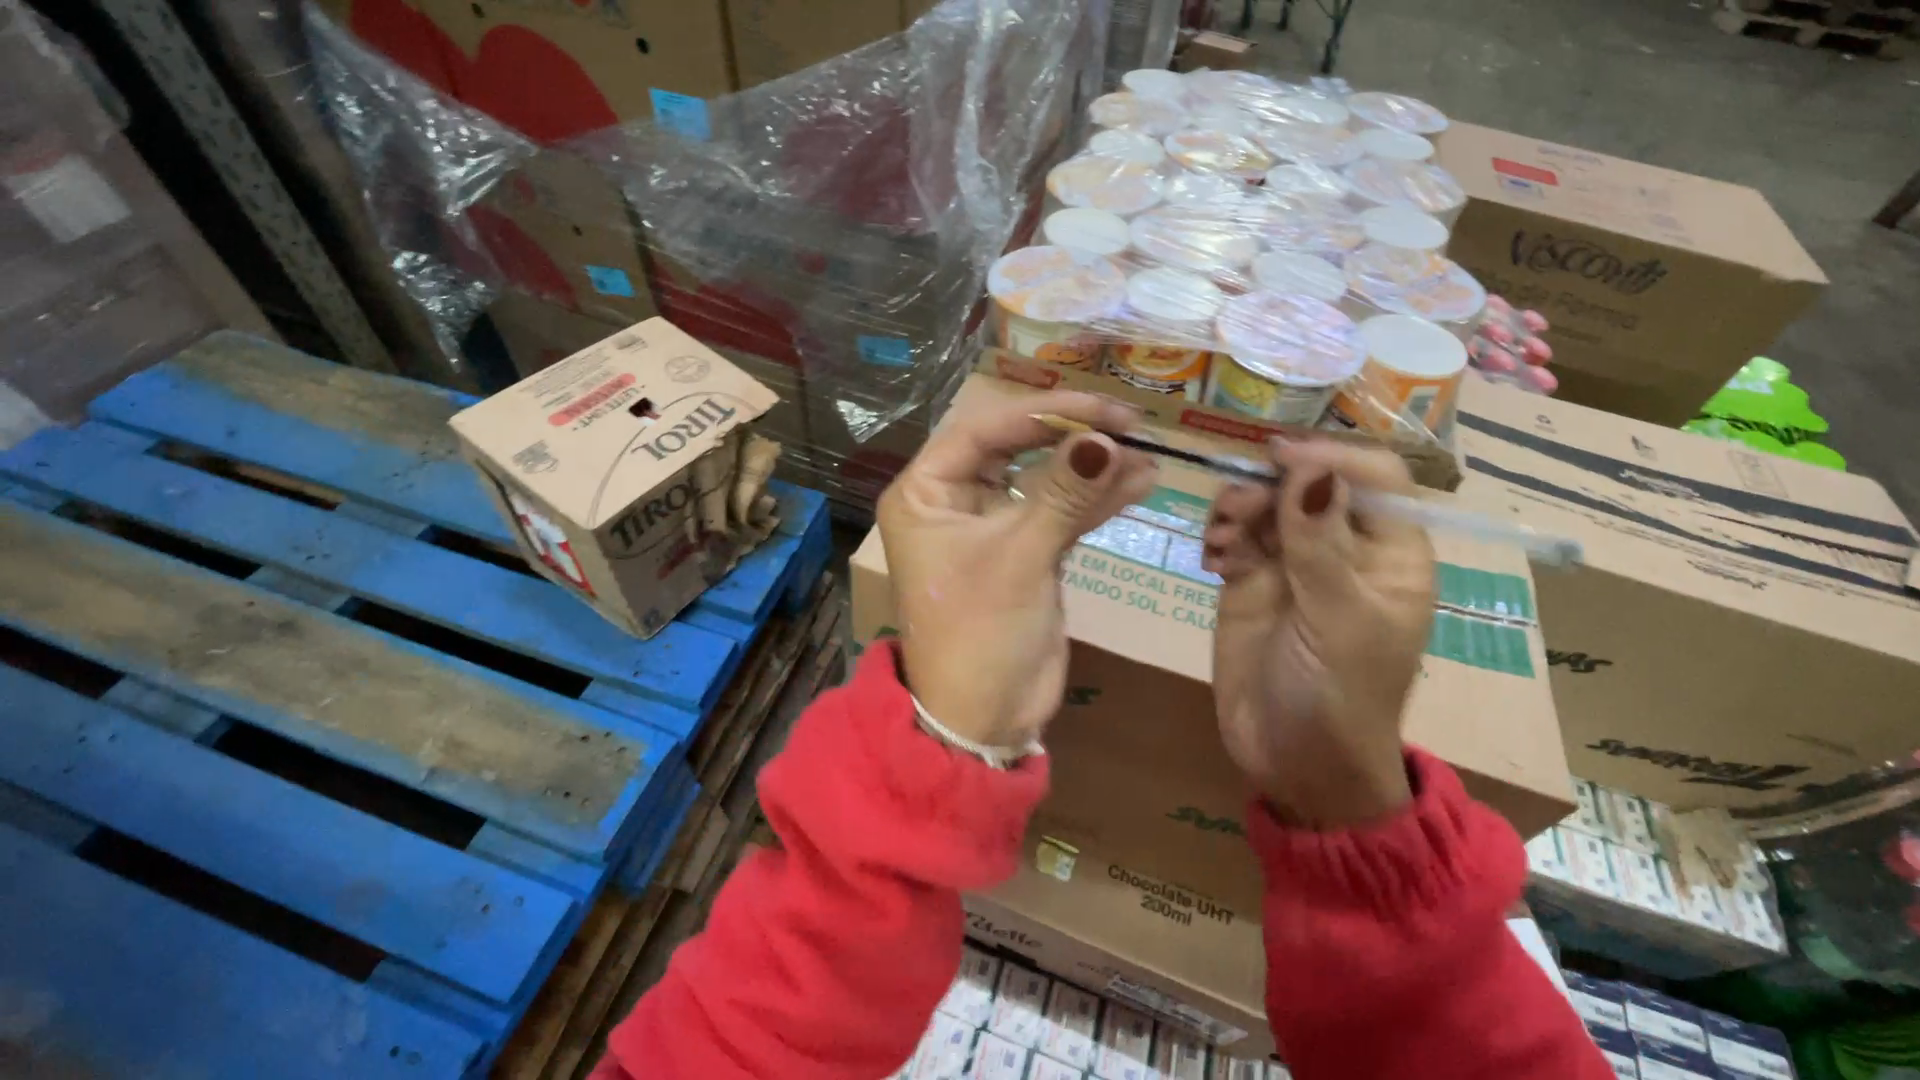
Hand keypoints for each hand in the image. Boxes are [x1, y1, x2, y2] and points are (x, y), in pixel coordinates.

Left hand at [877, 392, 1156, 750]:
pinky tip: (1138, 483)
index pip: (984, 429)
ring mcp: (991, 527)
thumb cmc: (980, 635)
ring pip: (1044, 480)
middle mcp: (953, 501)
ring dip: (1093, 469)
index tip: (1103, 409)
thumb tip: (1106, 438)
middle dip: (1072, 437)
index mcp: (925, 493)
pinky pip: (1061, 513)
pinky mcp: (1024, 553)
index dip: (1045, 413)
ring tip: (1146, 454)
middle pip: (1016, 447)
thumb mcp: (1021, 558)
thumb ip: (1064, 495)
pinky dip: (1096, 501)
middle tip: (1130, 425)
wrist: (985, 719)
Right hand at [1202, 438, 1435, 826]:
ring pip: (1263, 505)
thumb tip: (1311, 465)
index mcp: (1391, 553)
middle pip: (1307, 484)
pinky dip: (1219, 536)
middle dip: (1270, 487)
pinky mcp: (1248, 584)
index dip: (1330, 458)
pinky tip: (1212, 558)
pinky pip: (1233, 537)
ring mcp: (1291, 566)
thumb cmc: (1338, 694)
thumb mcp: (1338, 619)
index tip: (1278, 457)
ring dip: (1237, 508)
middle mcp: (1342, 549)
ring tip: (1220, 541)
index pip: (1372, 478)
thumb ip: (1319, 542)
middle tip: (1237, 511)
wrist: (1293, 762)